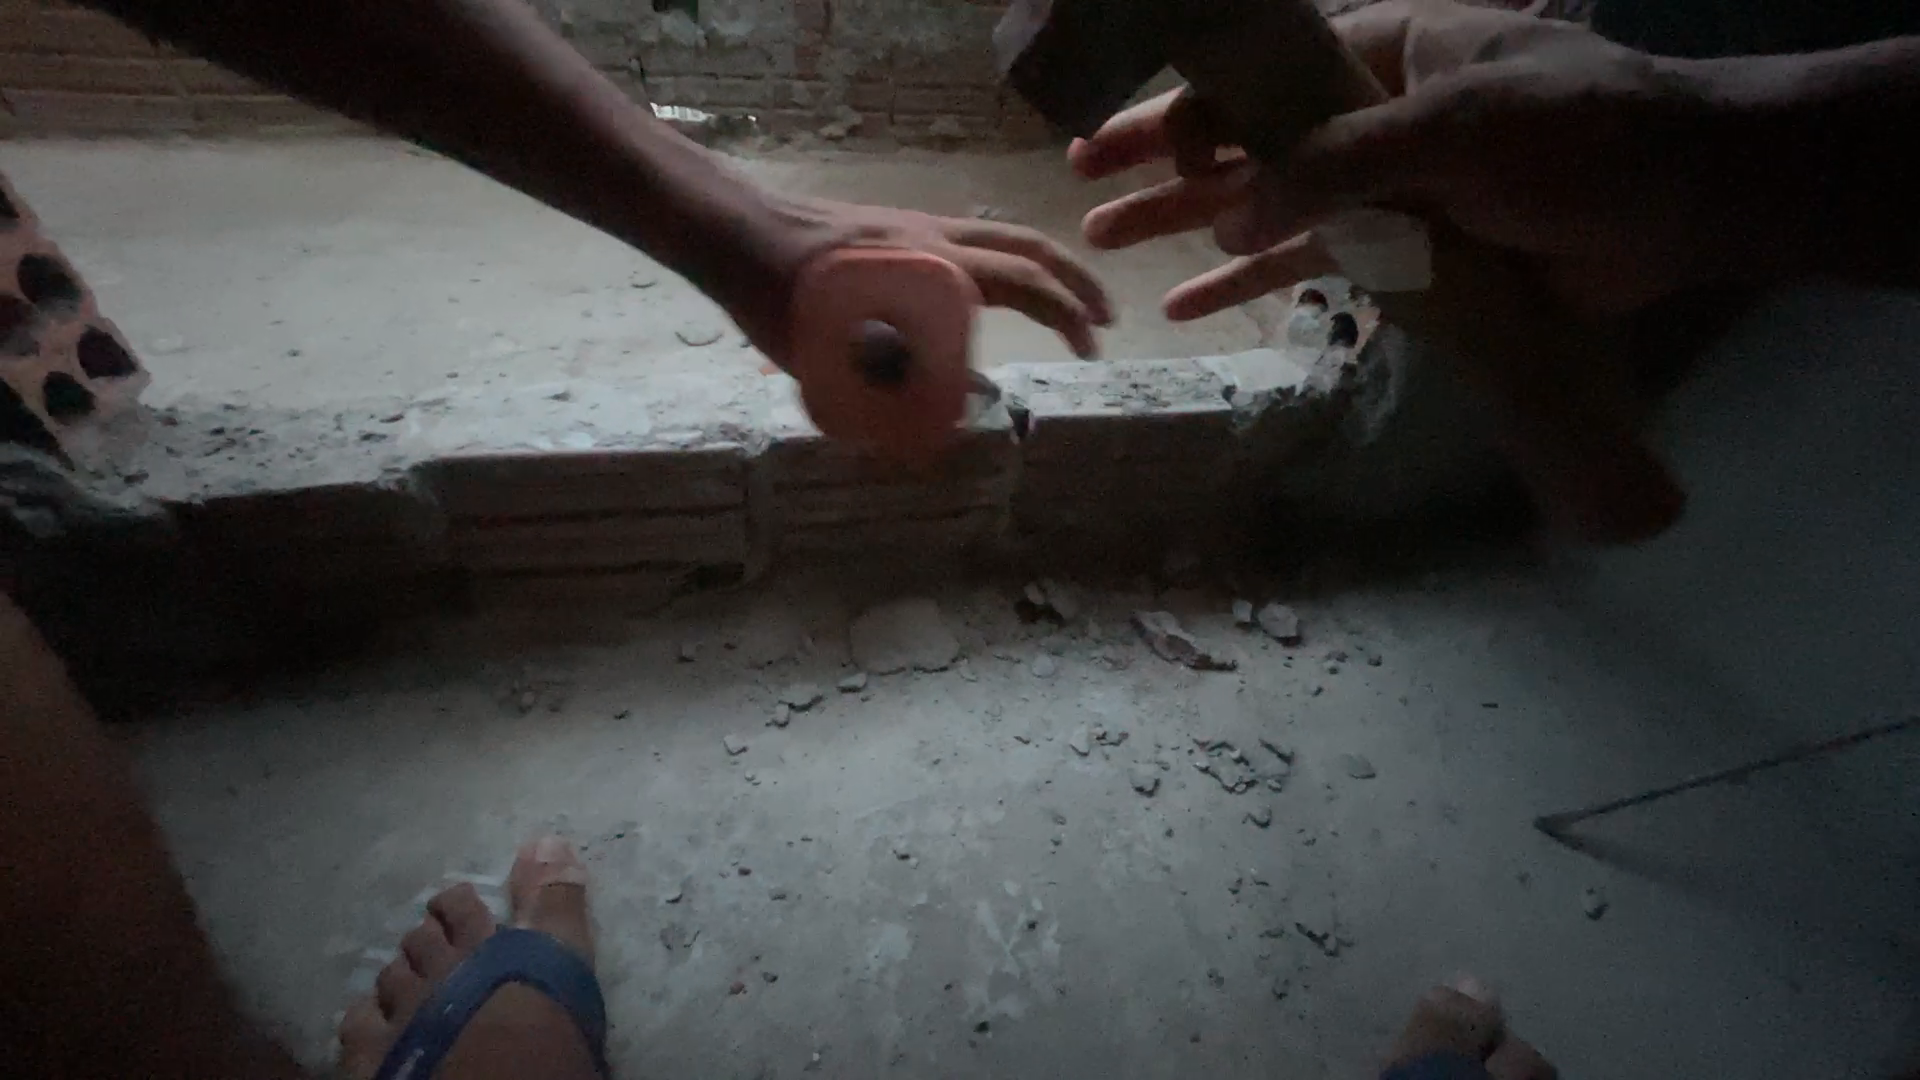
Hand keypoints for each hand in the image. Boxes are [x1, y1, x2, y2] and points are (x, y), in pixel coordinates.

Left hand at [725, 195, 1112, 365]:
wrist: (734, 234)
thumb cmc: (780, 297)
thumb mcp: (838, 356)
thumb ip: (903, 379)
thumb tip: (963, 401)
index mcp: (929, 266)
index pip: (1021, 281)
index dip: (1066, 313)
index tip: (1089, 347)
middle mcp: (935, 237)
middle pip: (1028, 247)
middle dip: (1075, 284)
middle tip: (1104, 321)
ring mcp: (919, 226)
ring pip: (1003, 238)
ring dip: (1045, 268)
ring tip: (1068, 302)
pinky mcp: (901, 229)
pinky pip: (972, 241)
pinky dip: (1006, 264)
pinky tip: (1000, 293)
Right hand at [1071, 0, 1742, 320]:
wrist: (1673, 208)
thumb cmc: (1575, 139)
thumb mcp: (1453, 128)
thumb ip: (1335, 166)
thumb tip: (1229, 217)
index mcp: (1372, 58)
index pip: (1254, 79)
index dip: (1186, 109)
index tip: (1133, 150)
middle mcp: (1353, 120)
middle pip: (1232, 140)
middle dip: (1155, 165)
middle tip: (1083, 186)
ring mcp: (1361, 189)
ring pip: (1248, 207)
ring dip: (1178, 228)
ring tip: (1107, 245)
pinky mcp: (1379, 250)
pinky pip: (1289, 265)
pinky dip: (1236, 283)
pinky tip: (1184, 303)